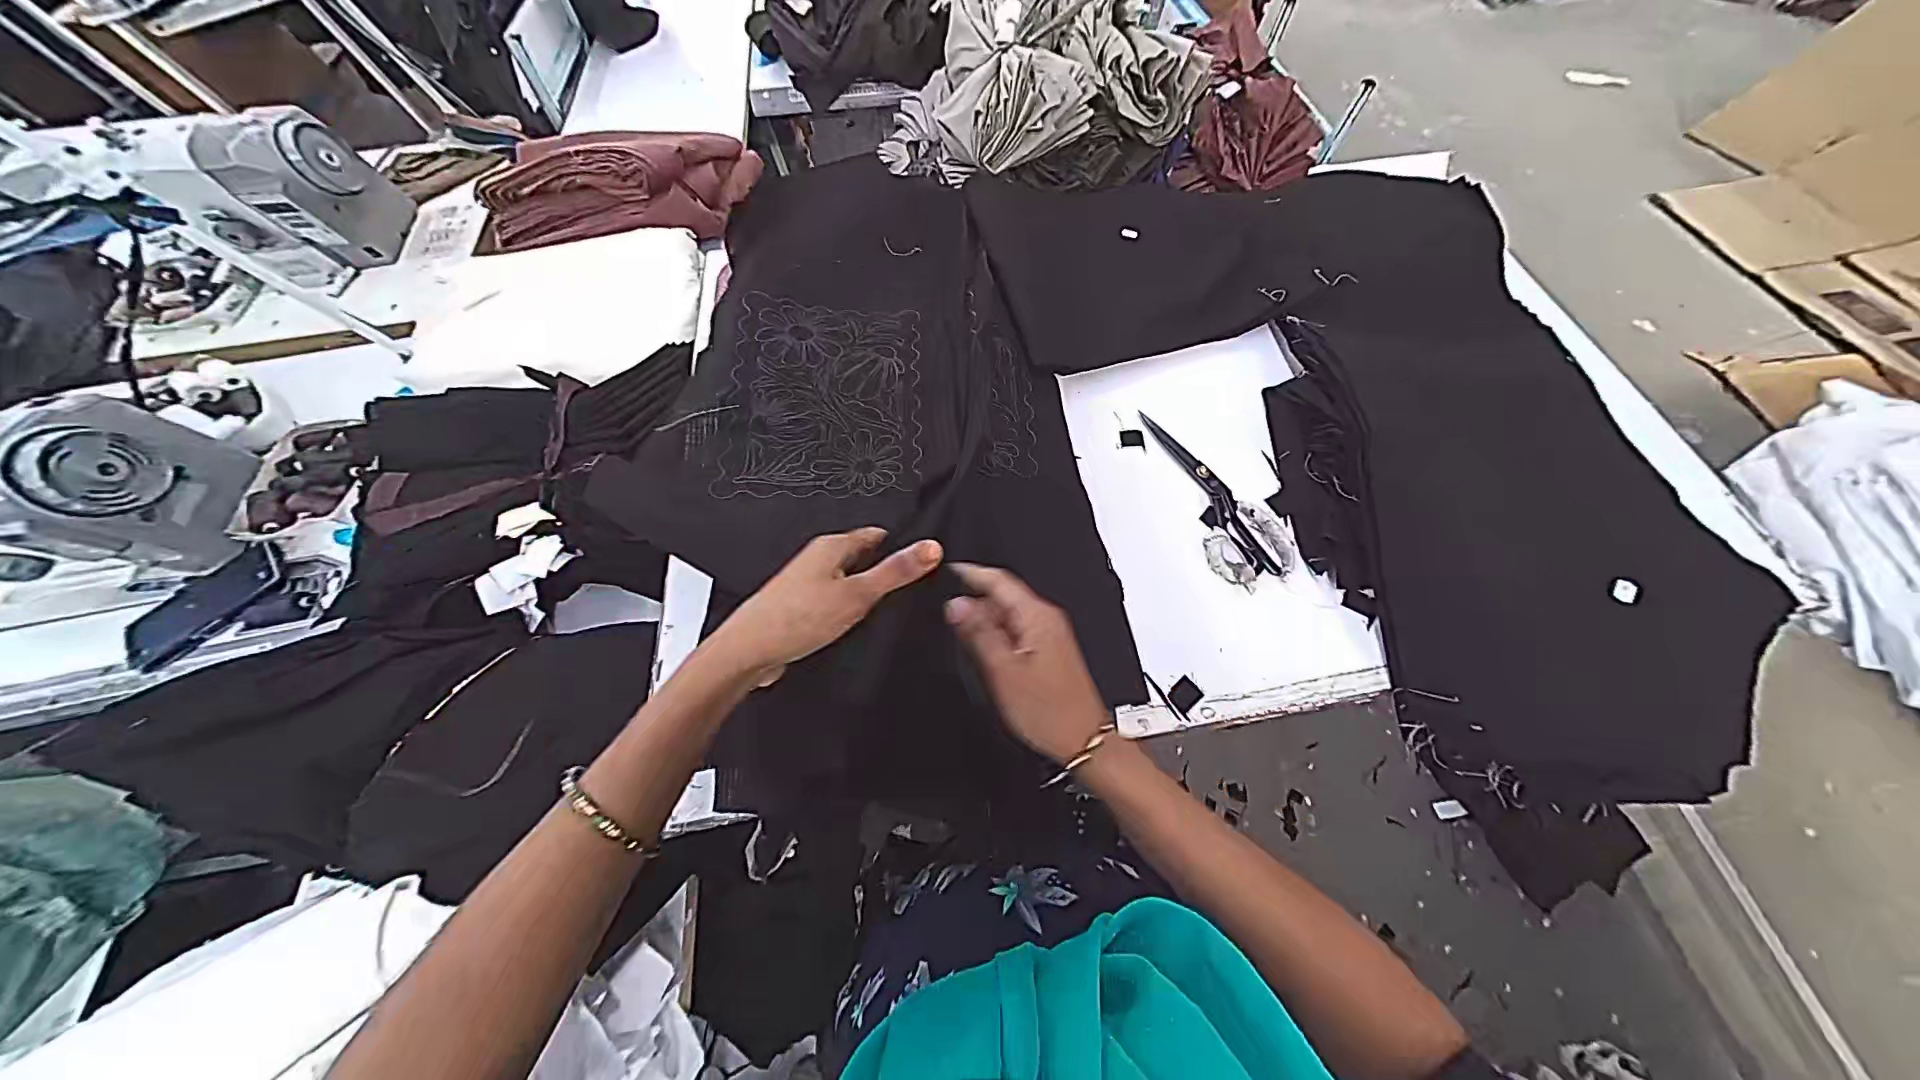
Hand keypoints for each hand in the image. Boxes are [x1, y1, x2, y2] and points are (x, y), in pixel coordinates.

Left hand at [707, 528, 941, 687]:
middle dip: (884, 570)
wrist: (749, 653)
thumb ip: (895, 572)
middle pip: (863, 557)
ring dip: (866, 593)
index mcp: (831, 546)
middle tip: (908, 584)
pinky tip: (855, 626)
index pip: (876, 534)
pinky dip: (849, 610)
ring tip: (883, 607)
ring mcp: (808, 584)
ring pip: (848, 581)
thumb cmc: (791, 620)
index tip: (920, 554)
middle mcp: (818, 560)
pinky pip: (835, 602)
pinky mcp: (802, 607)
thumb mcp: (857, 594)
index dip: (901, 543)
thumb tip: (929, 548)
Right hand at [944, 563, 1112, 763]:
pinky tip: (989, 657)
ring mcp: (1049, 635)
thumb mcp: (1003, 670)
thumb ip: (978, 633)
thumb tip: (957, 606)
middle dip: (975, 603)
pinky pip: (1017, 633)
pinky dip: (998, 638)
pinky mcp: (1048, 651)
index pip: (999, 579)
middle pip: (1003, 597)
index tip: (949, 570)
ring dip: (986, 623)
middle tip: (950, 618)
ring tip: (968, 643)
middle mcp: (1047, 620)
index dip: (971, 573)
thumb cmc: (1052, 712)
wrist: (1082, 739)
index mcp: (1038, 617)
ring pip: (1008, 617)